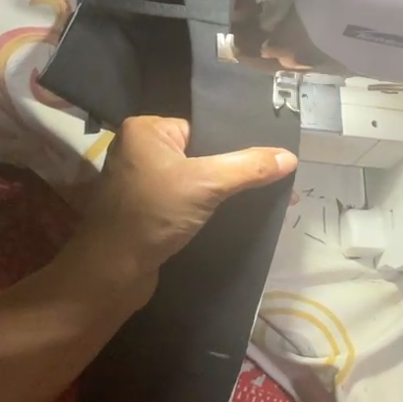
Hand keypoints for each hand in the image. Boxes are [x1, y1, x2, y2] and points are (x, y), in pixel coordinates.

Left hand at [68, 116, 295, 291]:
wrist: (112, 272)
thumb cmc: (153, 215)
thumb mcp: (207, 184)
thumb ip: (249, 168)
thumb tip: (290, 156)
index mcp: (145, 129)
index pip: (202, 129)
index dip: (231, 146)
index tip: (264, 161)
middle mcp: (139, 149)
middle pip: (201, 153)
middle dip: (230, 170)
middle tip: (268, 182)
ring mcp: (140, 181)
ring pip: (194, 179)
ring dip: (218, 192)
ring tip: (253, 200)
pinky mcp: (145, 209)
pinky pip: (183, 199)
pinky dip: (203, 208)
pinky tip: (226, 217)